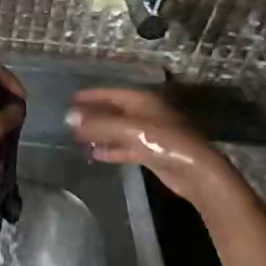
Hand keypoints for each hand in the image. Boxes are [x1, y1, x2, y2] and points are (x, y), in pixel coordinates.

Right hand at [65, 88, 243, 210]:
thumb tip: (70, 118)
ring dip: (100, 133)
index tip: (71, 98)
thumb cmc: (164, 143)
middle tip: (70, 120)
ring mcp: (150, 134)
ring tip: (77, 137)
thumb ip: (98, 124)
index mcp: (143, 101)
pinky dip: (111, 149)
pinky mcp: (151, 153)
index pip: (112, 93)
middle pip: (114, 111)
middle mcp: (146, 113)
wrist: (196, 172)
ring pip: (118, 130)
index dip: (91, 95)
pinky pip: (125, 147)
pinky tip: (95, 154)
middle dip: (93, 115)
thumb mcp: (128, 129)